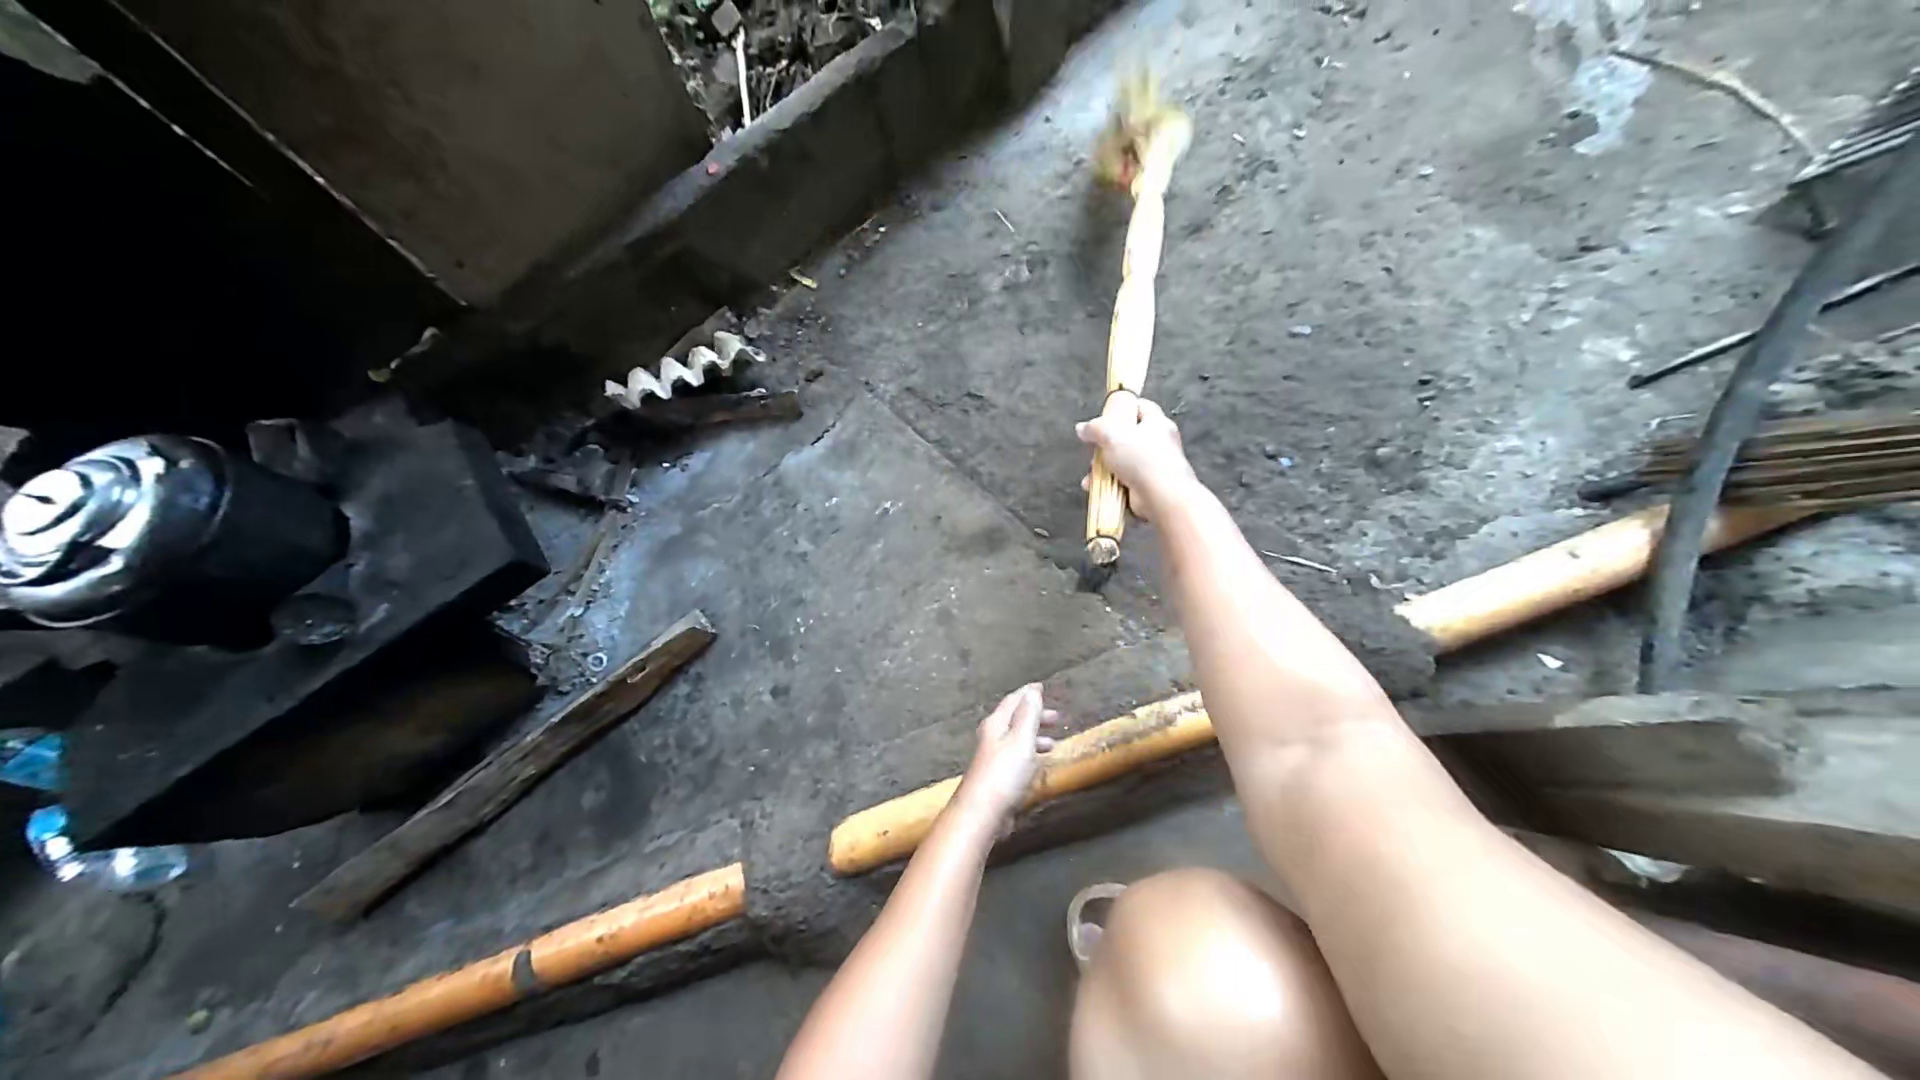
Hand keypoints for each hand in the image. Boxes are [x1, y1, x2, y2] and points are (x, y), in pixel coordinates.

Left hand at [954, 684, 1060, 834]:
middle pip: (1014, 719)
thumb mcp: (1021, 739)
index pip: (1013, 701)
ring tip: (1053, 743)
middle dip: (1035, 715)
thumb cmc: (1004, 773)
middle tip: (1056, 717)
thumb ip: (1029, 714)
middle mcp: (992, 736)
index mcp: (996, 723)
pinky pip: (1016, 757)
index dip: (1028, 694)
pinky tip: (1038, 765)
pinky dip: (1030, 754)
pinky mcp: (996, 776)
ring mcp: (993, 757)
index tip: (1042, 688)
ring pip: (1016, 739)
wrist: (982, 813)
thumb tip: (1032, 690)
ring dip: (1034, 736)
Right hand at [1076, 397, 1198, 521]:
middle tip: (1094, 451)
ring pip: (1123, 461)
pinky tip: (1095, 488)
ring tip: (1090, 476)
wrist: (1161, 497)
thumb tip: (1081, 428)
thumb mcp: (1112, 435)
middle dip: (1105, 446)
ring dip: (1103, 468)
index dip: (1122, 408)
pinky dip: (1109, 484)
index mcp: (1157, 423)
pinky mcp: (1148, 486)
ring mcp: (1154, 466)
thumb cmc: (1141, 459)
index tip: (1104, 417)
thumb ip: (1094, 428)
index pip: (1140, 407)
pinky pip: (1124, 480)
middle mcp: (1159, 443)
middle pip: (1127, 437)